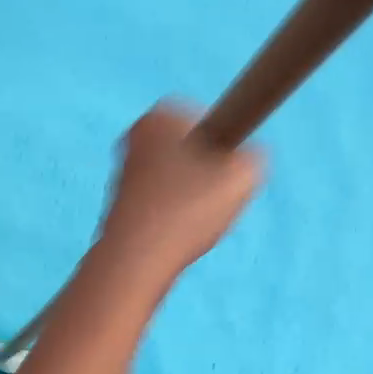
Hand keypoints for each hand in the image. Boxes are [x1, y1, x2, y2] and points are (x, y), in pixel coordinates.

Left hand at [95, 103, 262, 280]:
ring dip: (190, 201)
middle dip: (206, 176)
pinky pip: (162, 206)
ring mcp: (123, 172)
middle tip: (214, 201)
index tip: (227, 176)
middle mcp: (136, 136)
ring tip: (193, 223)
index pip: (209, 122)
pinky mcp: (120, 205)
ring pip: (178, 181)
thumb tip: (244, 160)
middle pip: (192, 152)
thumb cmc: (187, 209)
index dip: (225, 150)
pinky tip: (176, 237)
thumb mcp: (242, 174)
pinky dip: (173, 219)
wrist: (136, 259)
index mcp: (161, 114)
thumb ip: (252, 156)